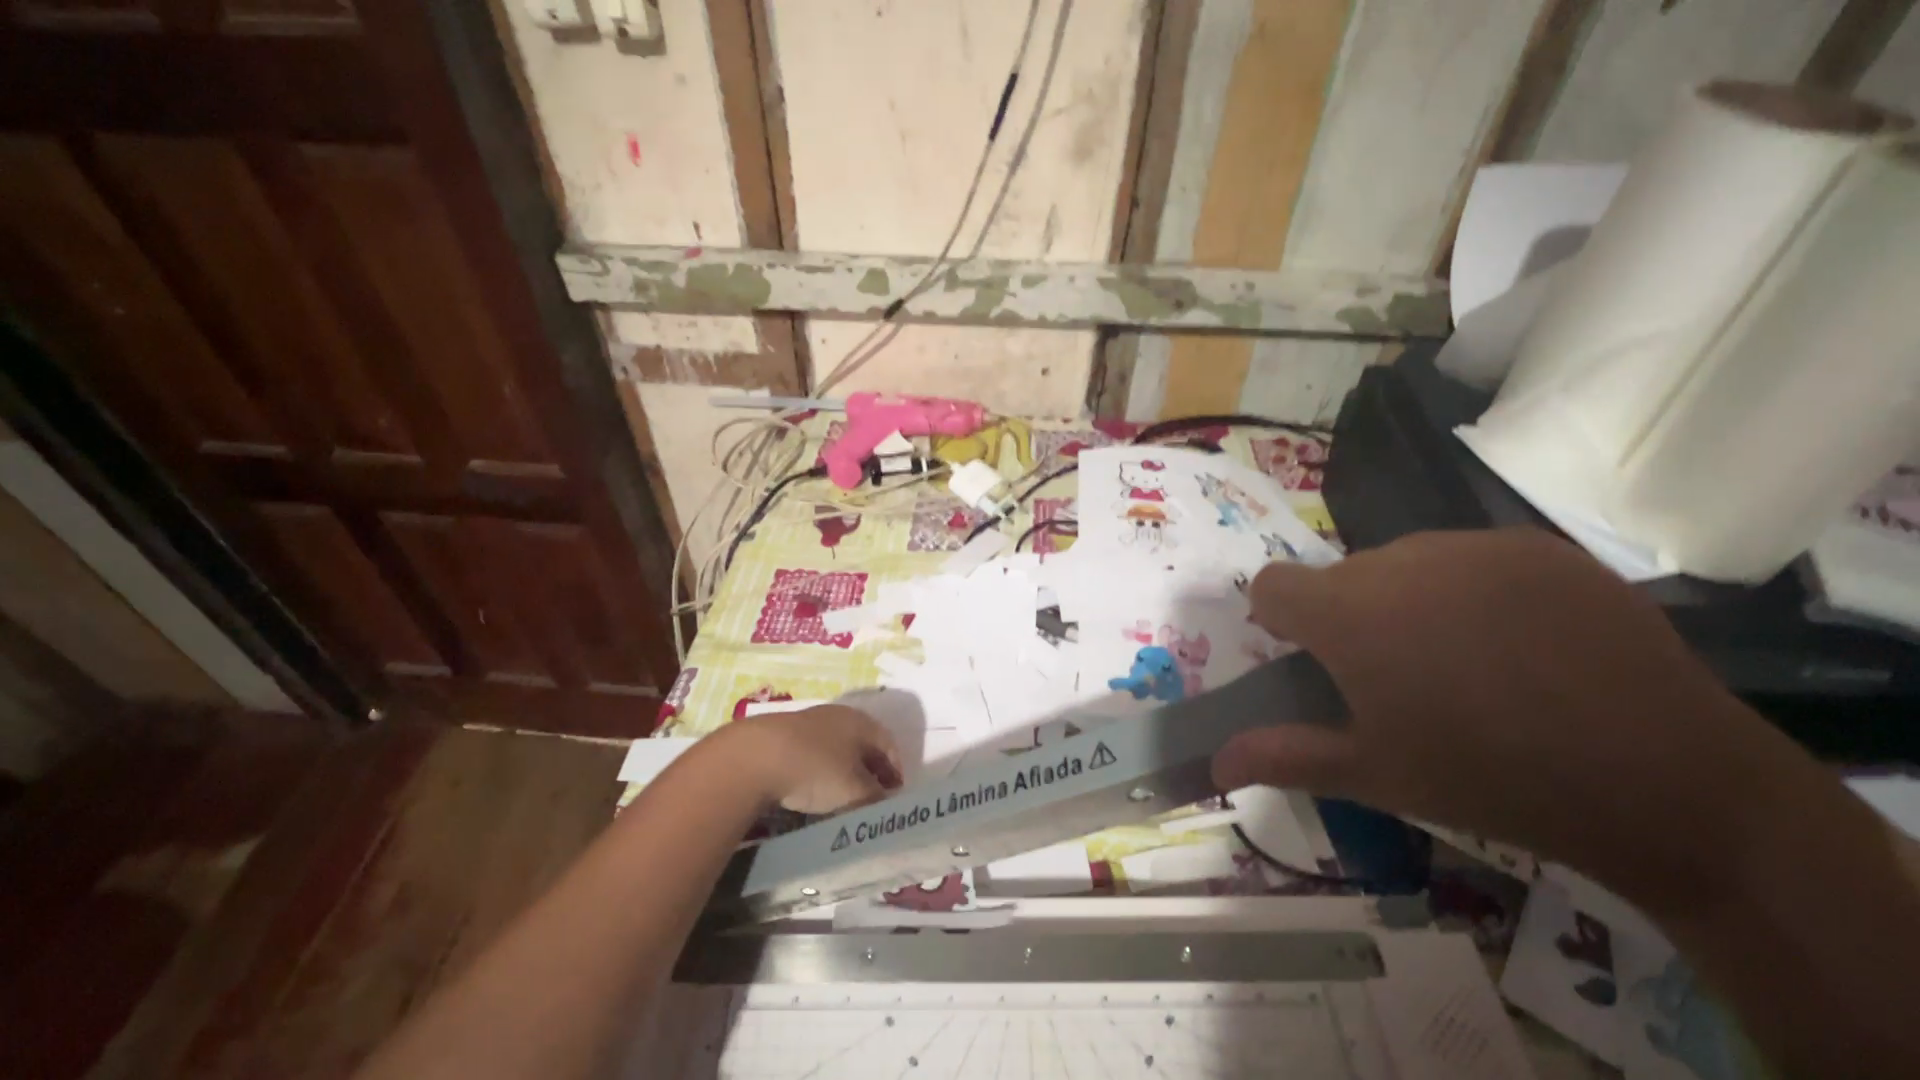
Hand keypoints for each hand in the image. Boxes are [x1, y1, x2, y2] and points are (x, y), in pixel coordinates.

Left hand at [726, 705, 903, 814]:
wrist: (753, 757)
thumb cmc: (816, 769)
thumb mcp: (853, 790)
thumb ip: (874, 798)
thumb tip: (884, 803)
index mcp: (861, 722)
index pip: (889, 744)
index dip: (895, 770)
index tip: (894, 795)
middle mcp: (837, 716)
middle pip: (862, 745)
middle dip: (869, 772)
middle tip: (871, 799)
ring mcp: (807, 723)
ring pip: (835, 750)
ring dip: (842, 773)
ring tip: (840, 799)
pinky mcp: (781, 736)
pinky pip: (810, 755)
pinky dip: (817, 772)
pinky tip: (809, 791)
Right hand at [1212, 528, 1814, 908]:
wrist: (1663, 778)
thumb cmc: (1492, 781)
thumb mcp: (1377, 774)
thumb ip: (1286, 755)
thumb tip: (1216, 764)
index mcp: (1351, 614)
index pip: (1275, 584)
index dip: (1279, 619)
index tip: (1309, 660)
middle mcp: (1404, 560)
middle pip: (1344, 576)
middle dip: (1350, 617)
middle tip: (1395, 680)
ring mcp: (1479, 547)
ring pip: (1410, 562)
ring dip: (1411, 601)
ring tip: (1464, 664)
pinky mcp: (1543, 548)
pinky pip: (1476, 559)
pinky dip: (1474, 592)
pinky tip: (1522, 648)